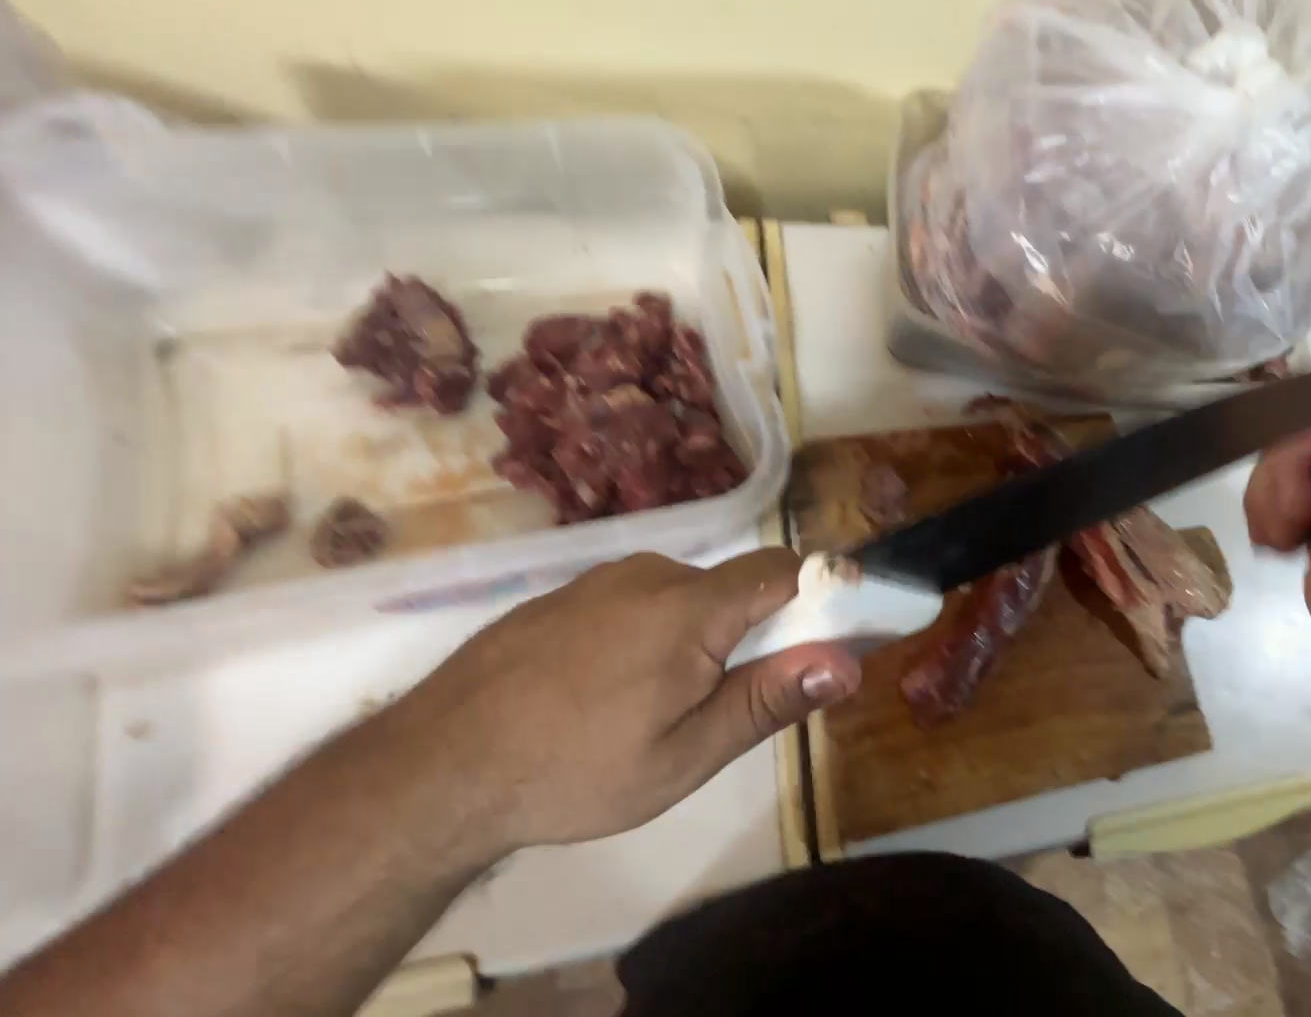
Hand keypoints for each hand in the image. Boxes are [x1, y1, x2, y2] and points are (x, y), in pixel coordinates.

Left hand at [381, 547, 860, 852]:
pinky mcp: (564, 595)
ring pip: (684, 594)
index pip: (783, 569)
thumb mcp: (685, 755)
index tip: (831, 631)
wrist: (435, 768)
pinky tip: (610, 690)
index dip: (818, 591)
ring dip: (699, 635)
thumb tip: (845, 662)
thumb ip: (767, 701)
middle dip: (752, 630)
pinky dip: (651, 633)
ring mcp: (601, 580)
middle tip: (726, 702)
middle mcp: (650, 574)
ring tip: (659, 707)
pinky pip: (637, 601)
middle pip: (734, 584)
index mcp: (690, 609)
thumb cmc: (575, 770)